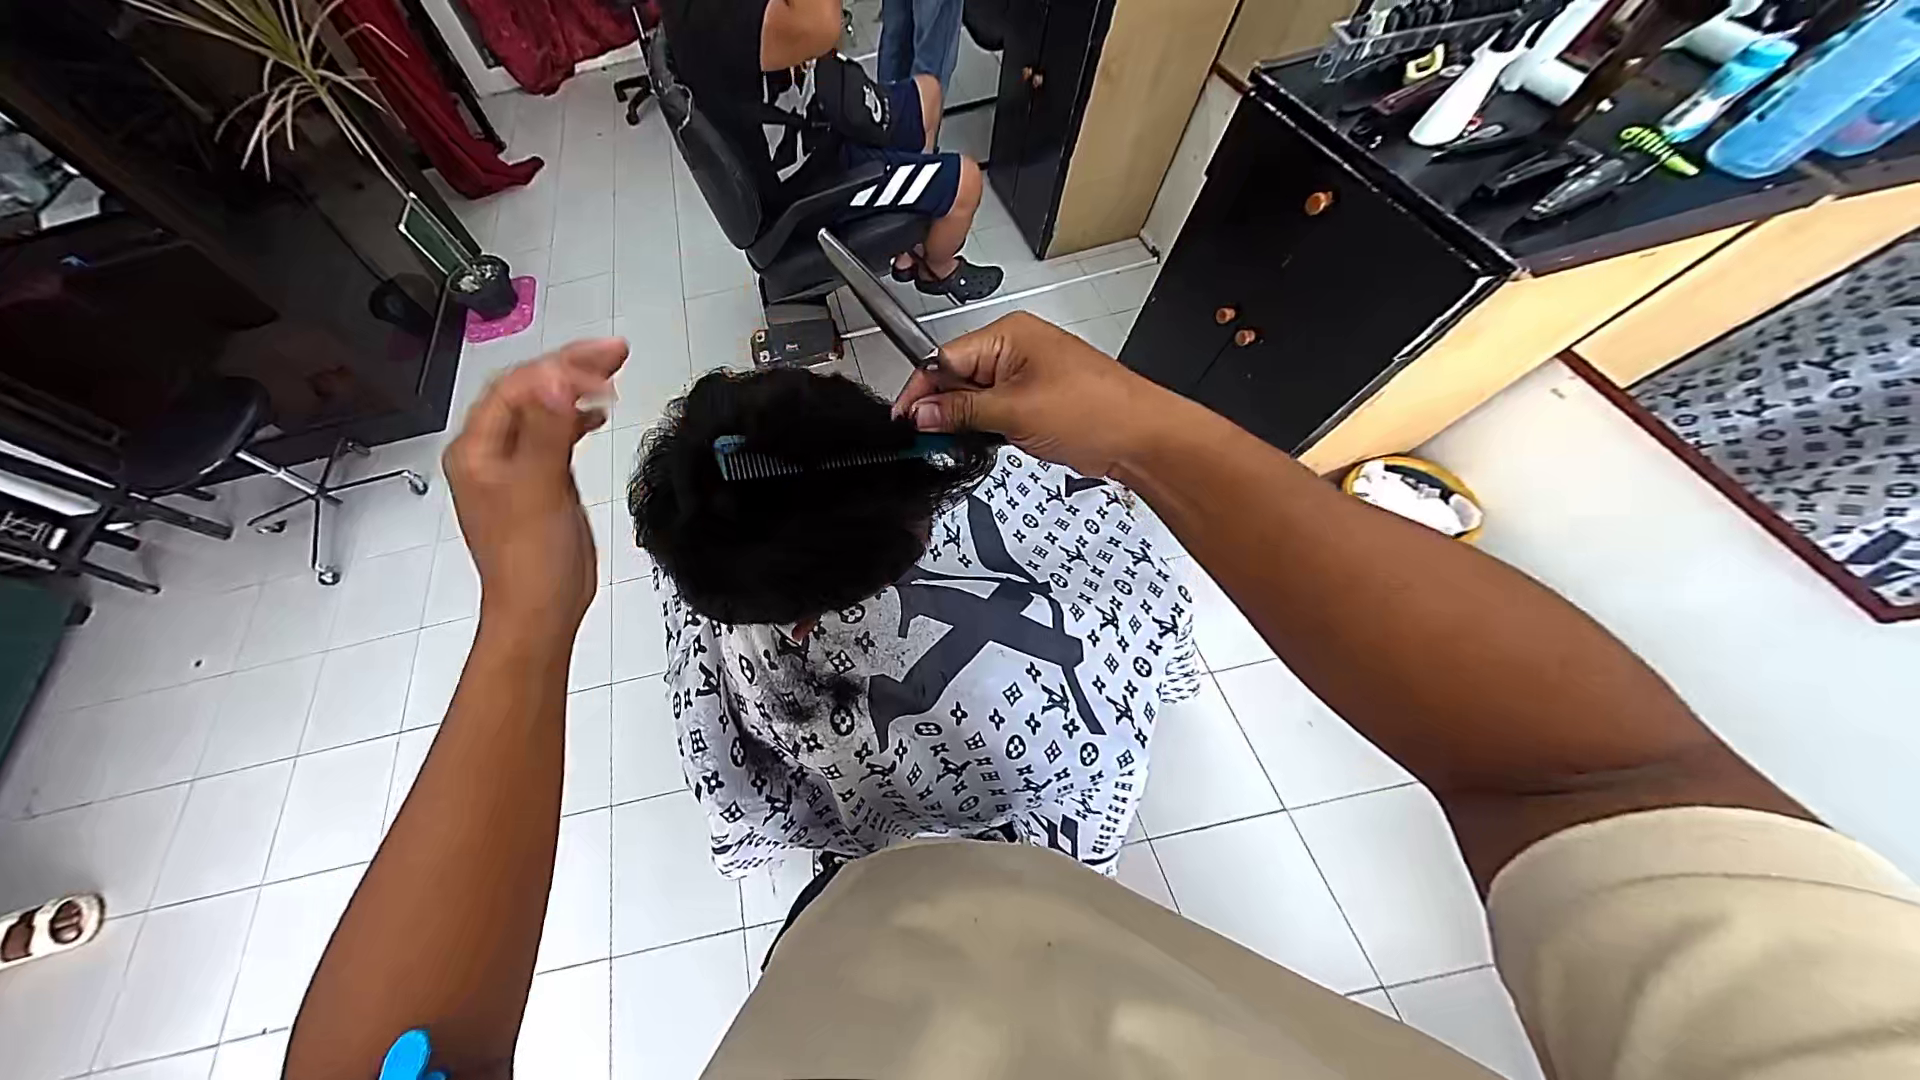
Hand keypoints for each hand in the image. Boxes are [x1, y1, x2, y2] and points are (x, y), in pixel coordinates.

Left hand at [443, 338, 627, 638]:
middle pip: (527, 392)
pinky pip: (554, 435)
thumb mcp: (540, 489)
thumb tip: (555, 380)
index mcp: (478, 450)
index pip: (517, 387)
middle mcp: (491, 453)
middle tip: (615, 353)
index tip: (607, 359)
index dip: (562, 367)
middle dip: (570, 368)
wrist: (541, 608)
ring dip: (574, 389)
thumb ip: (546, 431)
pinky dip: (576, 418)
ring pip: (542, 410)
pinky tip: (596, 415)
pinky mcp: (540, 483)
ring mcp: (515, 468)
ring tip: (610, 375)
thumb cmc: (533, 558)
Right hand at [892, 312, 1173, 477]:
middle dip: (941, 407)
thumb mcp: (1014, 412)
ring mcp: (1026, 376)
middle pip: (956, 376)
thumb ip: (961, 411)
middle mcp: (1015, 349)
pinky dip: (986, 427)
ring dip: (965, 420)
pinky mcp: (1035, 400)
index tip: (905, 419)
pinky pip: (996, 409)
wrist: (1140, 437)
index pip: (943, 357)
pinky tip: (986, 441)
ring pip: (975, 396)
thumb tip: (923, 413)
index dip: (920, 390)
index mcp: (1008, 335)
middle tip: (927, 437)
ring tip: (964, 441)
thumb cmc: (1097, 410)